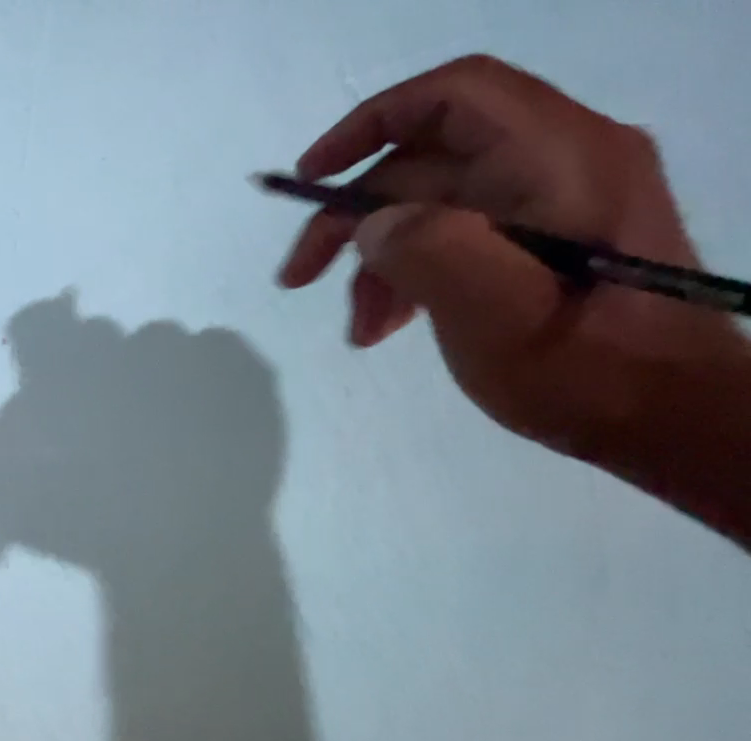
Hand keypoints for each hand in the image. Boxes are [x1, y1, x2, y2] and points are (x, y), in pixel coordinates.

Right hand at [278, 55, 742, 453]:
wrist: (668, 416)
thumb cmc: (586, 369)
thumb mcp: (499, 317)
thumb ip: (434, 254)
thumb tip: (372, 225)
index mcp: (561, 159)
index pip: (454, 96)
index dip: (371, 124)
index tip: (309, 179)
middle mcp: (561, 161)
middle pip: (426, 159)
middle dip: (352, 216)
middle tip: (299, 278)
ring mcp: (555, 200)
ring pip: (430, 204)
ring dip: (376, 259)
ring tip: (360, 328)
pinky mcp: (544, 238)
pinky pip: (453, 233)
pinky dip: (407, 273)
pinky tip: (388, 326)